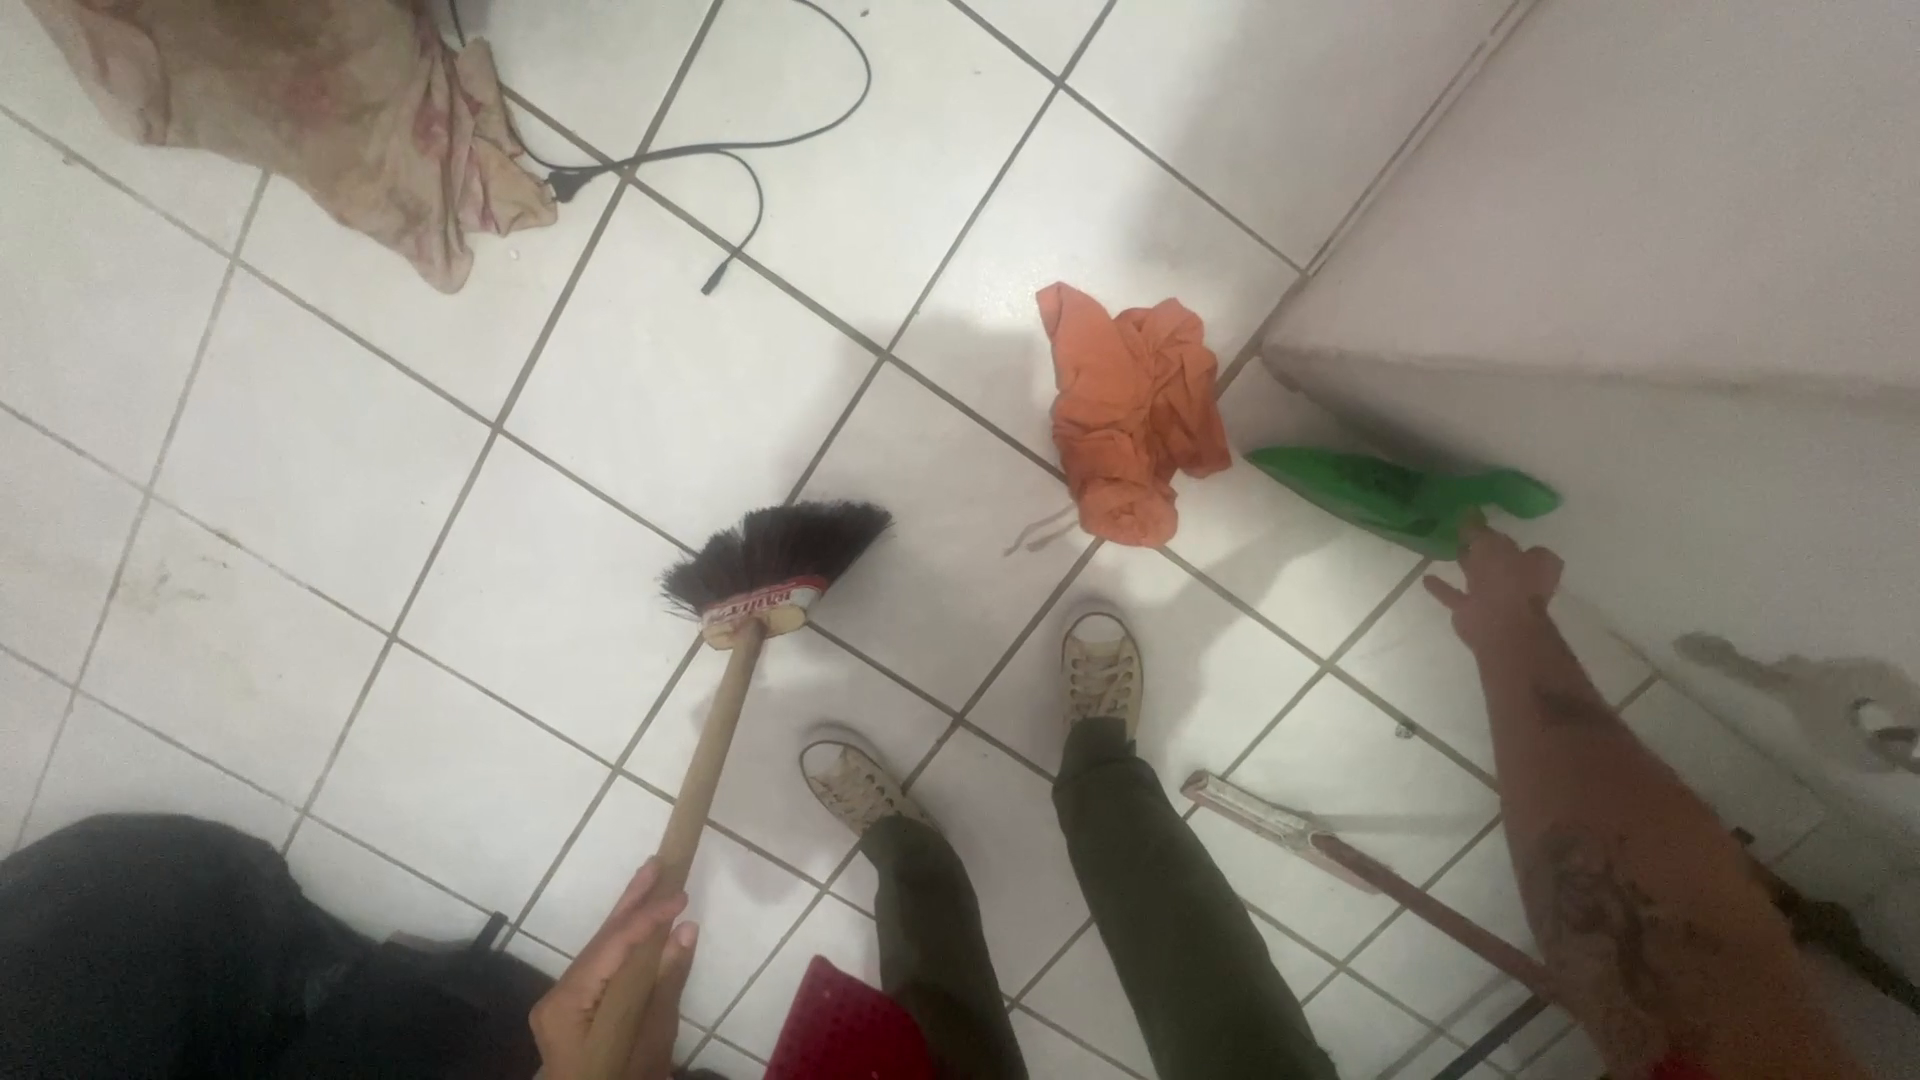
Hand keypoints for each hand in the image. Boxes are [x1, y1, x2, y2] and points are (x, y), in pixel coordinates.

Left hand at [530, 858, 698, 1079]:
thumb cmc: (623, 1079)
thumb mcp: (649, 1037)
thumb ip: (665, 981)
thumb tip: (686, 930)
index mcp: (568, 1002)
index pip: (613, 946)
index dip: (648, 917)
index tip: (681, 896)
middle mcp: (561, 995)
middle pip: (603, 938)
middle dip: (634, 901)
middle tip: (659, 863)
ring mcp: (568, 1002)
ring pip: (603, 947)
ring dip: (632, 914)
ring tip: (653, 877)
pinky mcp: (579, 1008)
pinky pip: (605, 964)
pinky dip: (628, 940)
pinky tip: (645, 923)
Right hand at [1423, 521, 1562, 650]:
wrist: (1498, 626)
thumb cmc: (1505, 580)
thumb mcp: (1490, 546)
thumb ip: (1478, 530)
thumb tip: (1470, 509)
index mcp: (1536, 565)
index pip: (1530, 550)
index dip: (1514, 541)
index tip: (1492, 530)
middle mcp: (1520, 581)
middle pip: (1503, 562)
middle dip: (1487, 552)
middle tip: (1466, 536)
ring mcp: (1497, 598)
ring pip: (1480, 578)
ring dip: (1467, 567)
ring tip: (1448, 551)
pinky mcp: (1474, 612)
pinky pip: (1456, 595)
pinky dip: (1443, 588)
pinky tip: (1427, 578)